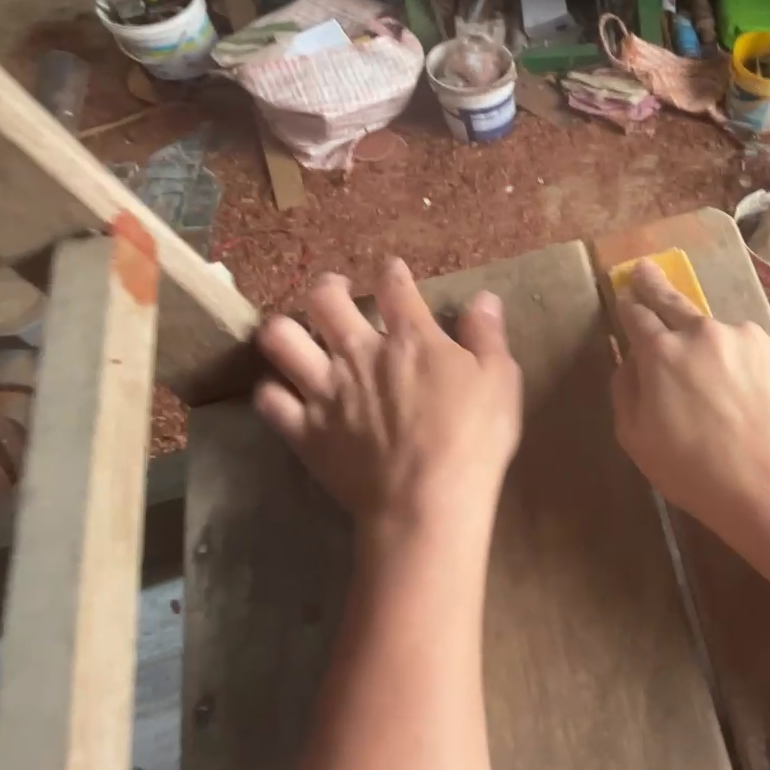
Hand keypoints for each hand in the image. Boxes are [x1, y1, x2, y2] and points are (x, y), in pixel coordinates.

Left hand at [253, 258, 522, 539]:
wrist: (426, 500)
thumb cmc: (474, 437)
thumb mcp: (500, 379)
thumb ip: (487, 335)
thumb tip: (483, 298)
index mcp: (412, 339)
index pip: (396, 287)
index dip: (393, 272)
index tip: (392, 269)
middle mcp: (360, 353)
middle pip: (325, 300)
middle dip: (328, 287)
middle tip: (336, 292)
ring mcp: (324, 391)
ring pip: (280, 340)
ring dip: (286, 329)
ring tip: (299, 333)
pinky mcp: (304, 431)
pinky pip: (269, 399)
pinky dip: (274, 389)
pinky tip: (285, 389)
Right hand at [610, 261, 769, 530]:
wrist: (769, 484)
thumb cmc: (692, 470)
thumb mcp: (636, 437)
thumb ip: (626, 388)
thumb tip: (630, 359)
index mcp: (662, 352)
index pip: (637, 316)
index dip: (628, 307)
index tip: (625, 297)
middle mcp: (703, 332)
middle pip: (673, 301)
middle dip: (654, 285)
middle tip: (645, 270)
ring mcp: (744, 336)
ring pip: (716, 332)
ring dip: (708, 344)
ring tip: (714, 384)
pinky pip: (747, 348)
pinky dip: (739, 360)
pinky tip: (744, 391)